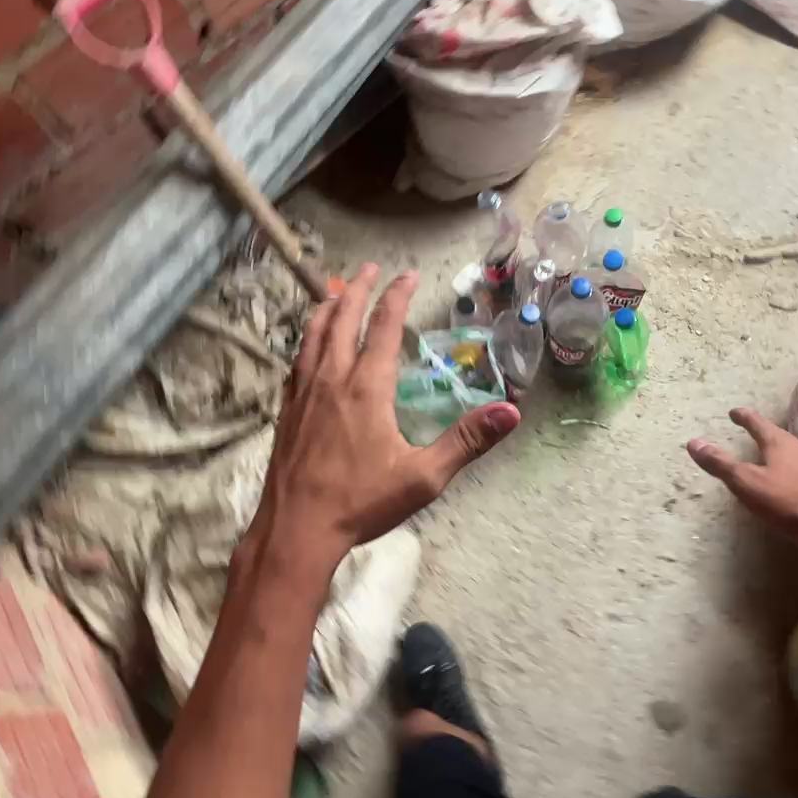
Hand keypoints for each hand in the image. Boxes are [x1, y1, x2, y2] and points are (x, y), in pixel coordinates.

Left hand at [250, 264, 520, 566]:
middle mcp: (332, 379)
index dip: (397, 296)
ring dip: (327, 307)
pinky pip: (296, 361)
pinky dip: (305, 340)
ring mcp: (303, 393)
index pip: (384, 327)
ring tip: (337, 292)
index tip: (407, 275)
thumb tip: (511, 411)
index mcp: (366, 387)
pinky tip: (308, 346)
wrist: (295, 529)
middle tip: (370, 269)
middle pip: (342, 319)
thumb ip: (467, 441)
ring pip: (312, 335)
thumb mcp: (423, 477)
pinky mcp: (286, 410)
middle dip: (358, 289)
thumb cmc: (360, 503)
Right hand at [686, 408, 797, 548]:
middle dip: (762, 433)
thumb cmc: (786, 502)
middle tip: (748, 431)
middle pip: (777, 435)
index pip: (758, 423)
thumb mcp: (745, 482)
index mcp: (780, 443)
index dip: (744, 417)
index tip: (733, 412)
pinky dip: (787, 468)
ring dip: (776, 451)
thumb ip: (719, 463)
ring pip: (791, 452)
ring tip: (764, 455)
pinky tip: (784, 479)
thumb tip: (693, 442)